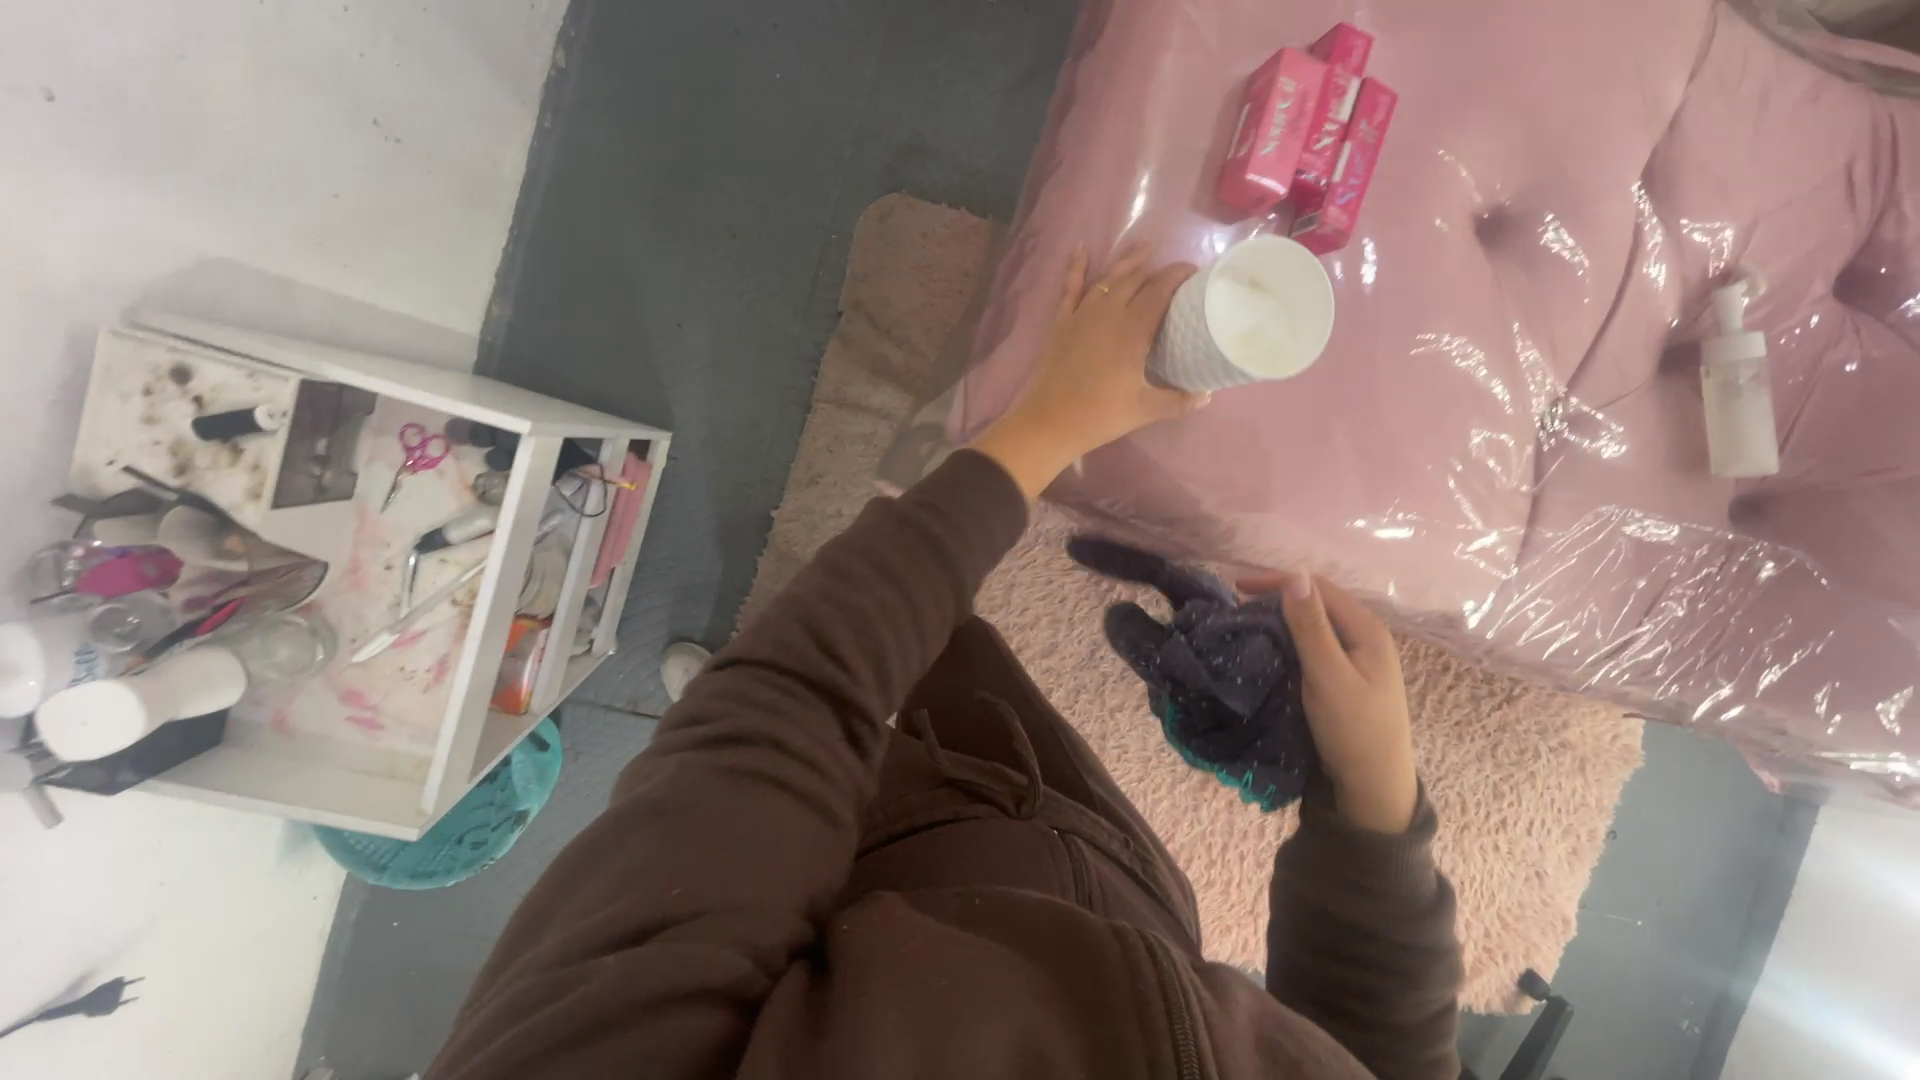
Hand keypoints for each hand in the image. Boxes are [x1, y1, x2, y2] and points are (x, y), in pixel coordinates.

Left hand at [969, 245, 1207, 498]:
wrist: (1049, 421)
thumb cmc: (1099, 415)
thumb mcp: (1145, 409)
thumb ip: (1178, 400)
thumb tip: (1206, 396)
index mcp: (1132, 329)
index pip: (1161, 289)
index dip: (1178, 276)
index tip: (1195, 273)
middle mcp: (1108, 312)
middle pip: (1136, 279)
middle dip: (1157, 269)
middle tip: (1174, 271)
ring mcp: (1082, 314)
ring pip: (1108, 278)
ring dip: (1128, 260)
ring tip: (1145, 246)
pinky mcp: (1062, 322)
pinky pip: (1071, 286)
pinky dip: (1077, 266)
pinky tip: (1081, 248)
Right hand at [1243, 573, 1418, 832]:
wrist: (1374, 786)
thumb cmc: (1353, 730)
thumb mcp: (1328, 676)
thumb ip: (1311, 627)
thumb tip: (1295, 576)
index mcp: (1367, 630)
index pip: (1319, 588)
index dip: (1278, 582)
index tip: (1236, 589)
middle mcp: (1364, 637)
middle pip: (1317, 603)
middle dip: (1276, 599)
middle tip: (1236, 609)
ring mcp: (1355, 658)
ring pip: (1313, 625)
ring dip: (1280, 620)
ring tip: (1246, 625)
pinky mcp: (1344, 677)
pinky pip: (1313, 646)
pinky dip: (1287, 640)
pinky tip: (1268, 648)